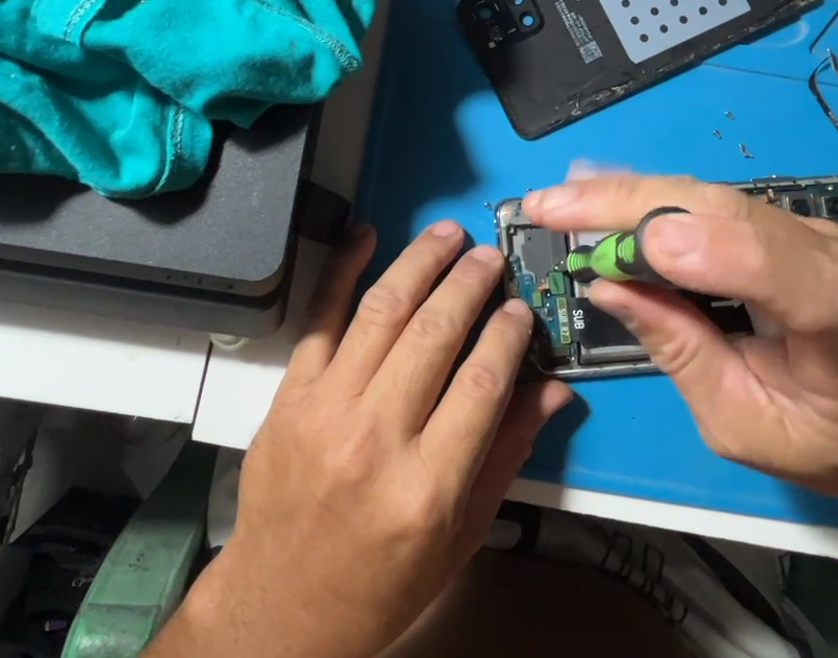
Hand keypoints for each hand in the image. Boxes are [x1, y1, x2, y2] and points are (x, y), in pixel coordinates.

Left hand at [151, 222, 574, 657]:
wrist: (283, 603)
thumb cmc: (384, 581)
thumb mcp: (461, 535)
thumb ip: (506, 454)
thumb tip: (554, 388)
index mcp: (427, 486)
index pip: (482, 385)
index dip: (507, 336)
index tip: (522, 308)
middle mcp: (375, 439)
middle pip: (433, 337)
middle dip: (469, 285)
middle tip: (490, 256)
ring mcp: (324, 410)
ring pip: (381, 314)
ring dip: (418, 264)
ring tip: (447, 234)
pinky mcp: (289, 395)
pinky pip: (318, 319)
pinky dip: (341, 270)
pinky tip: (365, 235)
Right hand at [523, 174, 837, 507]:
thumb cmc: (833, 442)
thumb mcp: (748, 427)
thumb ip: (684, 355)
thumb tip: (609, 286)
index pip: (798, 280)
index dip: (723, 253)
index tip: (642, 249)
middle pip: (739, 215)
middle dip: (636, 206)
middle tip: (551, 207)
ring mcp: (822, 233)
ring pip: (718, 196)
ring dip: (632, 194)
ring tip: (560, 199)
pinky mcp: (793, 224)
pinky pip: (717, 202)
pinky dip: (653, 197)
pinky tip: (600, 191)